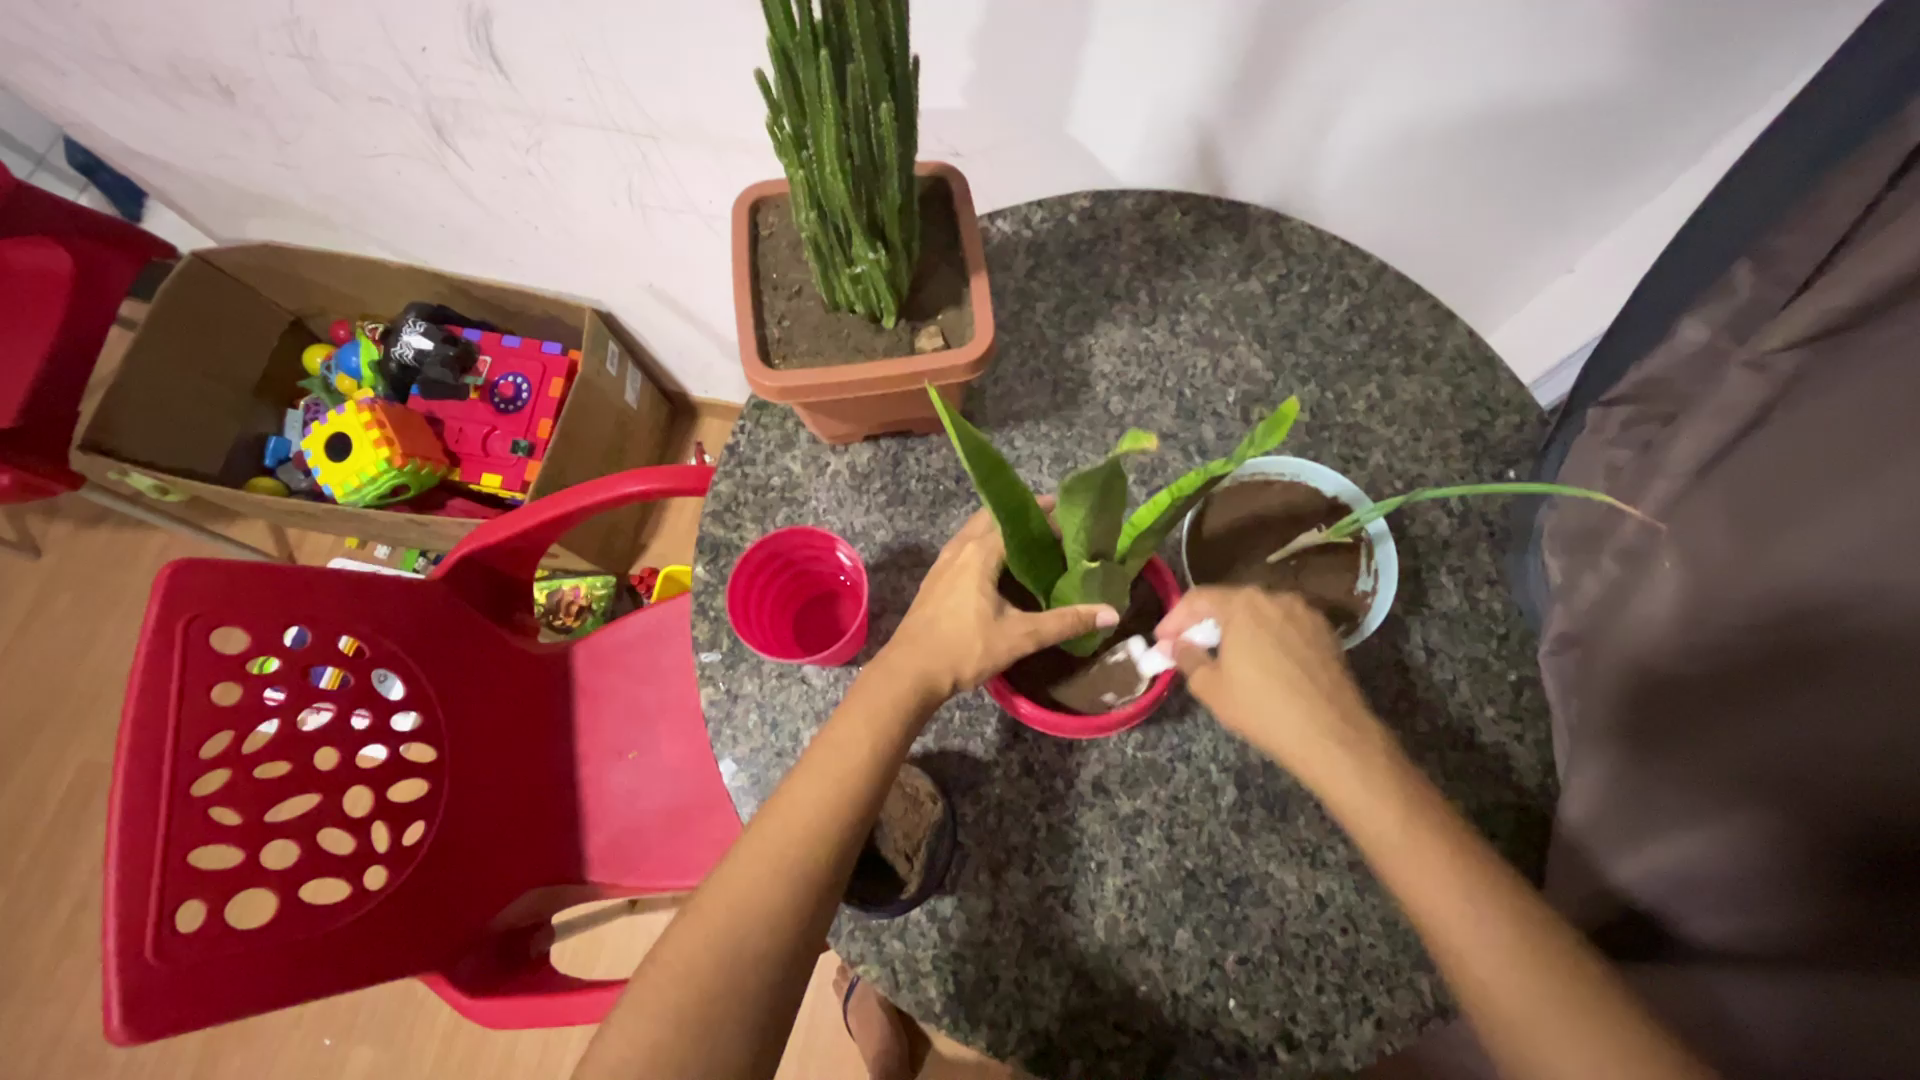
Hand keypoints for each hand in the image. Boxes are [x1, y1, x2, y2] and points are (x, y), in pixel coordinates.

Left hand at [877, 503, 1120, 699]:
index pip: (1017, 519)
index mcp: (979, 552)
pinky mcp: (936, 578)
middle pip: (993, 517)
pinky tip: (1002, 569)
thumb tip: (1111, 613)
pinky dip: (987, 546)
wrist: (909, 672)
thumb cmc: (964, 650)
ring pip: (976, 532)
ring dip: (1002, 530)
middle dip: (1023, 516)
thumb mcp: (1020, 637)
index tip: (1072, 517)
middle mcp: (959, 548)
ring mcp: (943, 562)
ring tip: (1033, 544)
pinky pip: (966, 548)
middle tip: (1055, 526)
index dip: (1045, 515)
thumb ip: (1066, 622)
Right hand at [1155, 586, 1386, 783]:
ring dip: (1238, 629)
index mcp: (1243, 604)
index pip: (1198, 599)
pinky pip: (1285, 626)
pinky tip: (1262, 662)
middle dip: (1206, 622)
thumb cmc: (1262, 708)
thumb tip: (1174, 644)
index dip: (1174, 619)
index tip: (1161, 641)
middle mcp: (1275, 598)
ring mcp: (1305, 613)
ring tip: (1226, 654)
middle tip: (1189, 646)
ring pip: (1260, 614)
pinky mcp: (1326, 632)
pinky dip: (1266, 637)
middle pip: (1230, 602)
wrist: (1331, 733)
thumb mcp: (1211, 687)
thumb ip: (1187, 657)